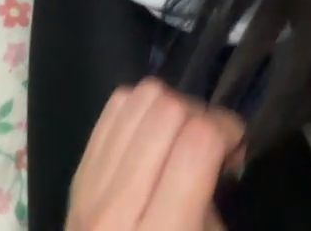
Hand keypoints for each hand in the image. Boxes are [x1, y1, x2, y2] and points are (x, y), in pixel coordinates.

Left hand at [67, 80, 240, 230]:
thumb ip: (211, 200)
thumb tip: (219, 146)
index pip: (197, 143)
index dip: (227, 131)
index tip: (234, 151)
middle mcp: (116, 212)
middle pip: (166, 111)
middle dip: (199, 117)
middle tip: (209, 146)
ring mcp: (88, 193)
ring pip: (138, 99)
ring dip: (169, 109)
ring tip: (179, 140)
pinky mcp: (75, 179)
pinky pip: (113, 109)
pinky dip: (140, 111)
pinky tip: (151, 138)